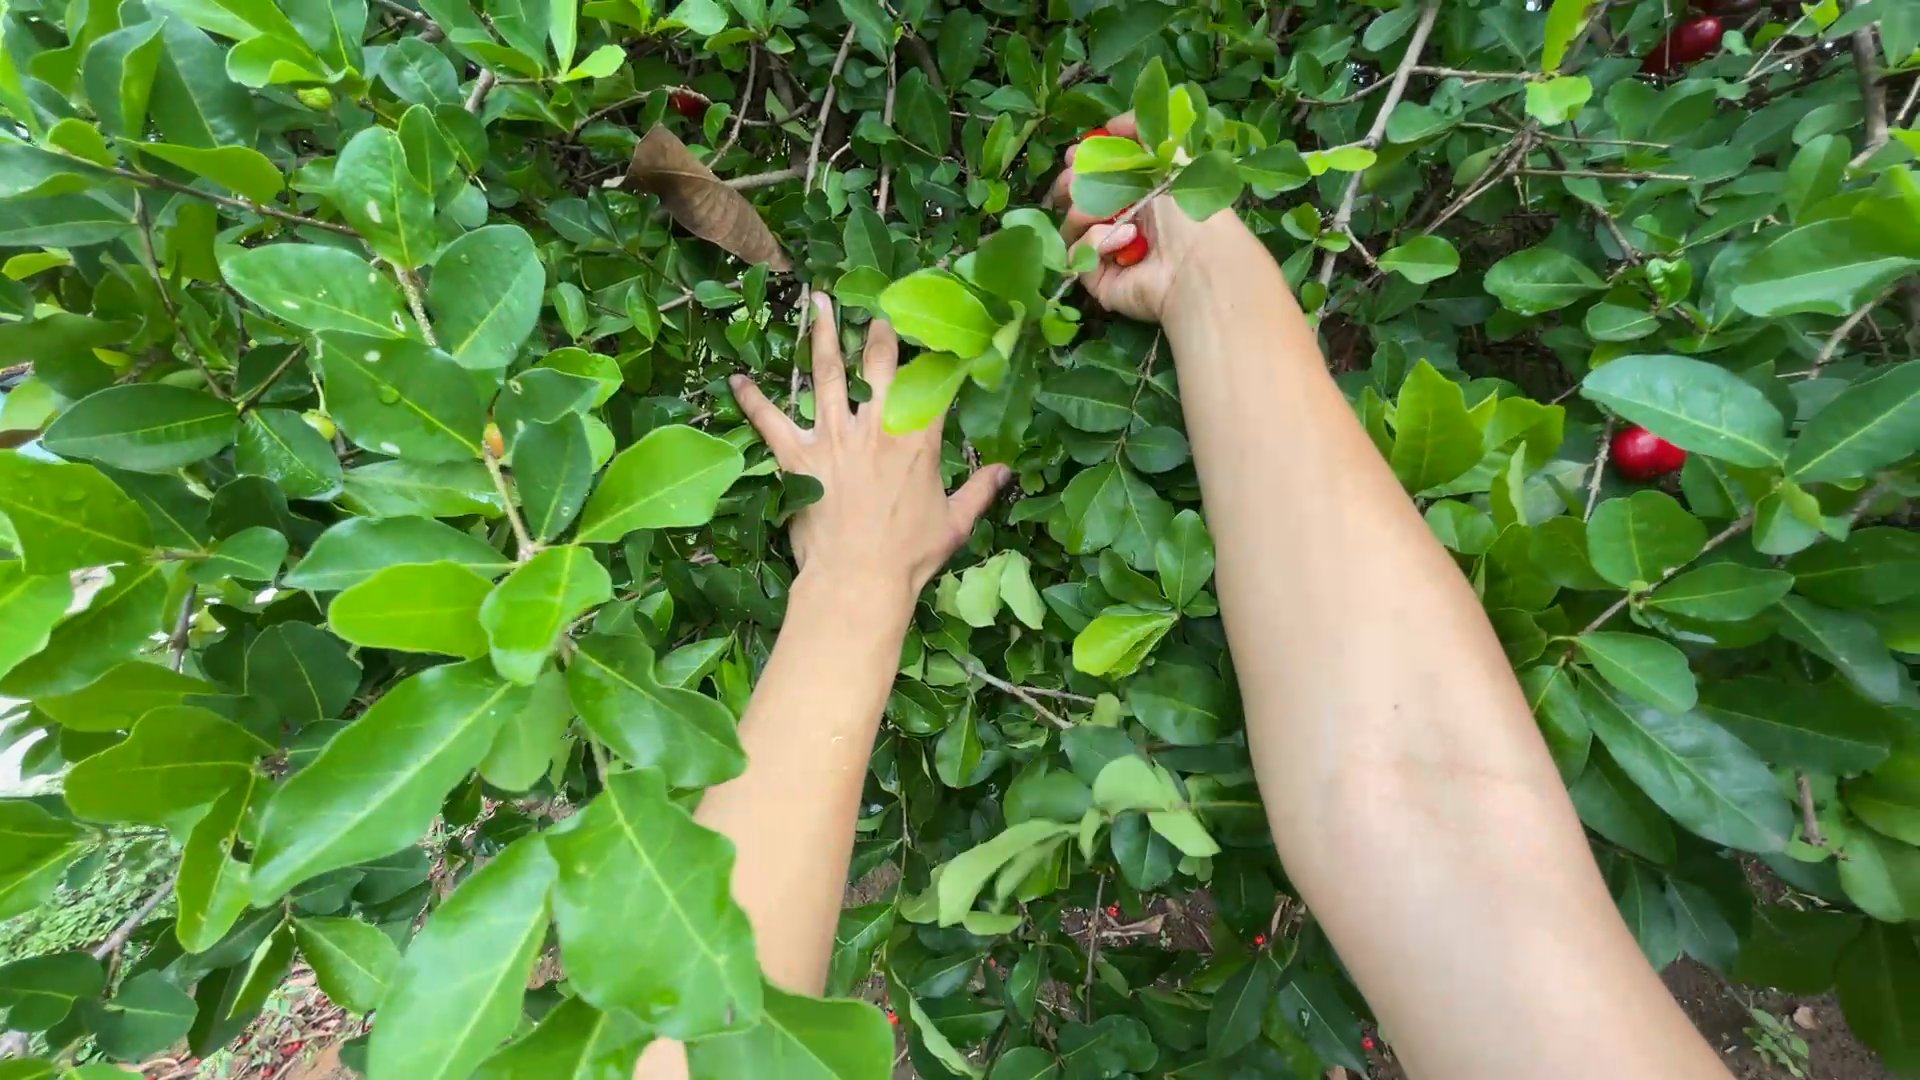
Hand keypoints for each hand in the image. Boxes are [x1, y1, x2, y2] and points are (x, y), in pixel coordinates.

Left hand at [730, 293, 1010, 605]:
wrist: (858, 580)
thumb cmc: (910, 555)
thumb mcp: (955, 523)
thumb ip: (981, 491)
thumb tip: (1007, 471)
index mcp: (918, 440)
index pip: (931, 385)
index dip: (937, 357)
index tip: (940, 337)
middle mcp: (875, 427)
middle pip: (877, 365)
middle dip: (878, 334)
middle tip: (875, 313)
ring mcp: (833, 437)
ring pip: (826, 374)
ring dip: (822, 336)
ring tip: (818, 303)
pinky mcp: (797, 456)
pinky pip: (770, 421)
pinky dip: (753, 400)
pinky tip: (736, 380)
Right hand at [1051, 113, 1255, 324]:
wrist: (1193, 262)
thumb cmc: (1188, 208)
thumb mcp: (1170, 157)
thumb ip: (1142, 131)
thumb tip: (1109, 125)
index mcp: (1137, 193)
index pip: (1097, 176)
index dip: (1083, 163)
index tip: (1076, 155)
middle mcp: (1119, 222)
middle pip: (1076, 200)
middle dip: (1072, 185)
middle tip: (1071, 182)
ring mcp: (1105, 252)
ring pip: (1071, 225)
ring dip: (1085, 212)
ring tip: (1108, 215)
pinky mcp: (1095, 277)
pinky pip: (1076, 253)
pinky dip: (1095, 242)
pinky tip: (1121, 242)